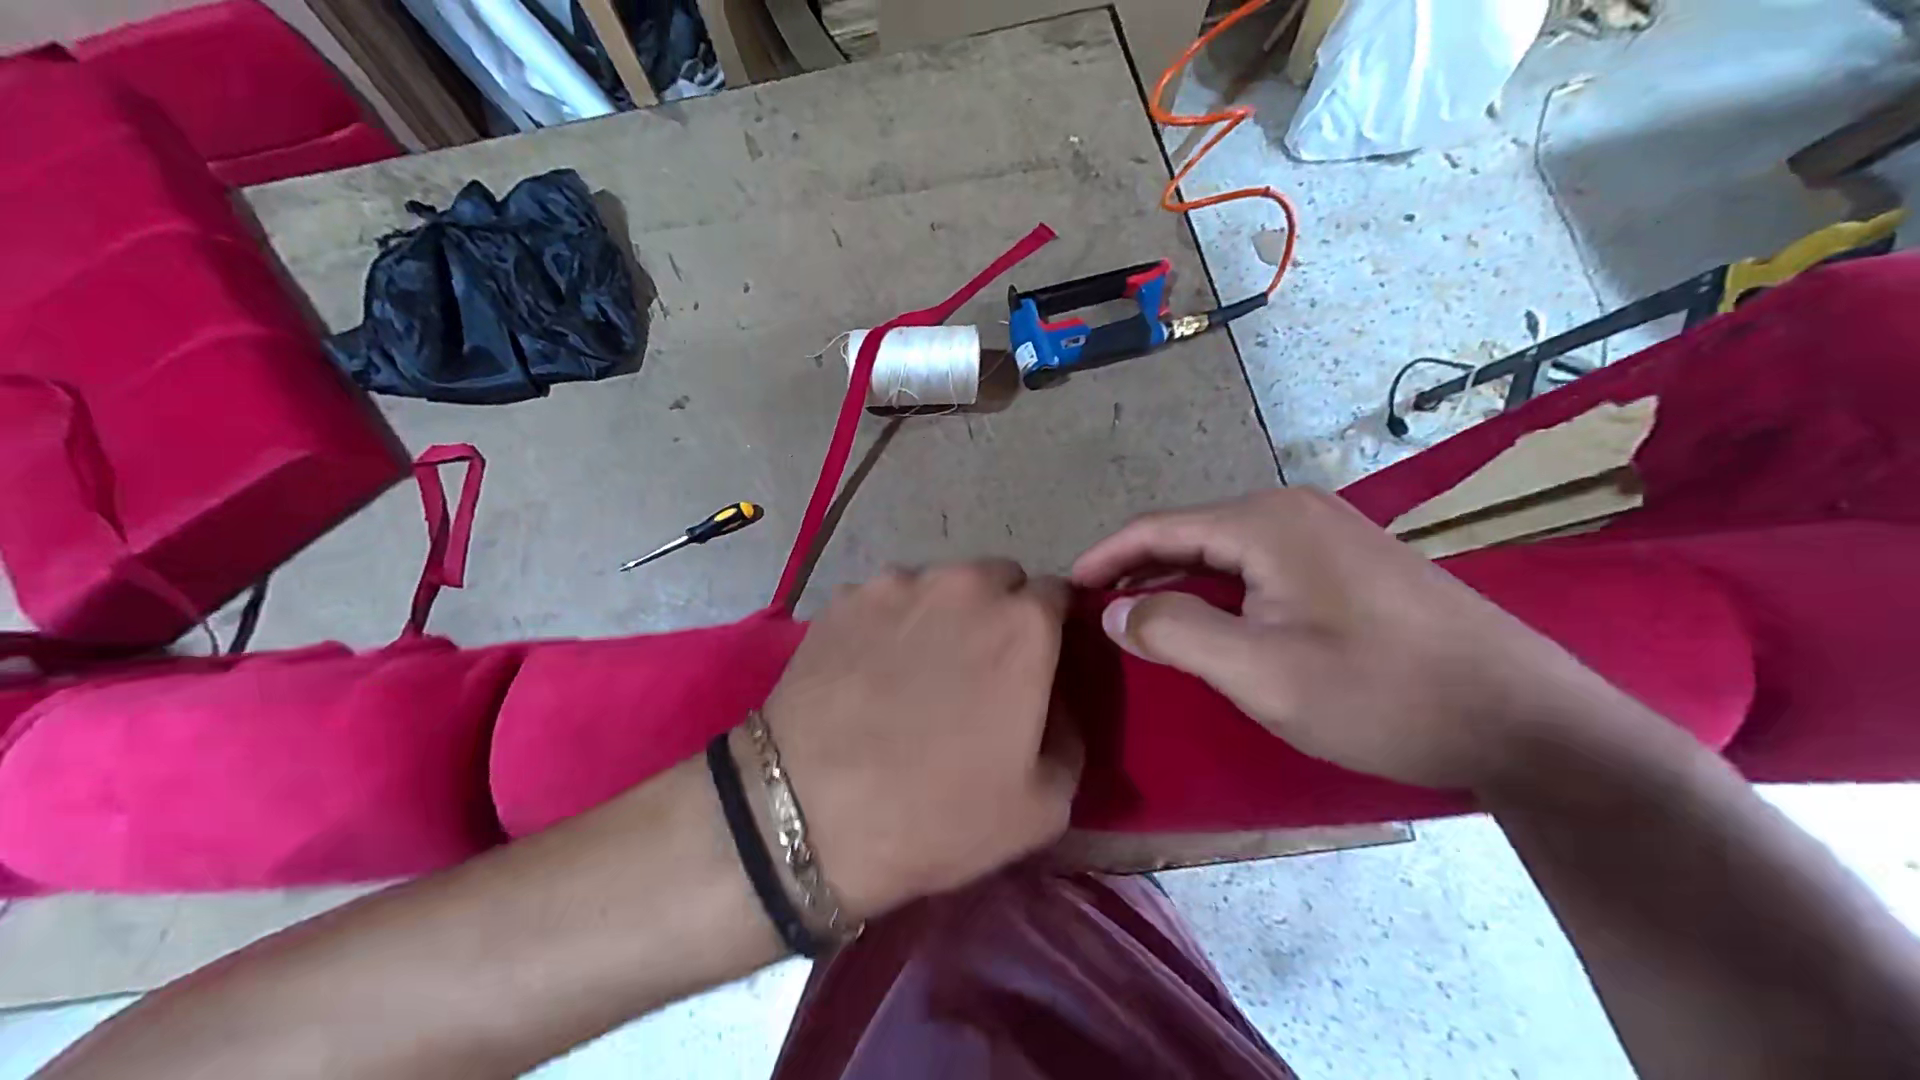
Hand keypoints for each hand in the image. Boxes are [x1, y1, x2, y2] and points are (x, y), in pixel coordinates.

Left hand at [759, 560, 1079, 920]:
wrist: (806, 814)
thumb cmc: (936, 813)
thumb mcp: (1043, 804)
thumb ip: (1071, 734)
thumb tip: (1057, 700)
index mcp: (1023, 623)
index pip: (1057, 594)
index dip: (1051, 628)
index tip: (1037, 662)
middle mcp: (964, 585)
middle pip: (999, 580)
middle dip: (1000, 613)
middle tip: (978, 668)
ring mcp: (896, 584)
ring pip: (940, 585)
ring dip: (943, 614)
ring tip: (916, 670)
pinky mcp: (842, 597)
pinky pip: (884, 599)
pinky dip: (889, 622)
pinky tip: (868, 669)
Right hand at [1072, 488, 1633, 790]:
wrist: (1525, 720)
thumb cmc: (1383, 694)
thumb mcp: (1262, 671)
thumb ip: (1175, 632)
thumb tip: (1113, 610)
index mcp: (1266, 523)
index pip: (1158, 527)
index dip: (1105, 557)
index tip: (1064, 589)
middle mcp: (1292, 511)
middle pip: (1188, 533)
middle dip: (1135, 569)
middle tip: (1093, 610)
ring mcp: (1326, 533)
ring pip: (1222, 550)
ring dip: (1173, 580)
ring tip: (1134, 616)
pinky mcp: (1347, 562)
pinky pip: (1256, 564)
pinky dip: (1215, 588)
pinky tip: (1204, 618)